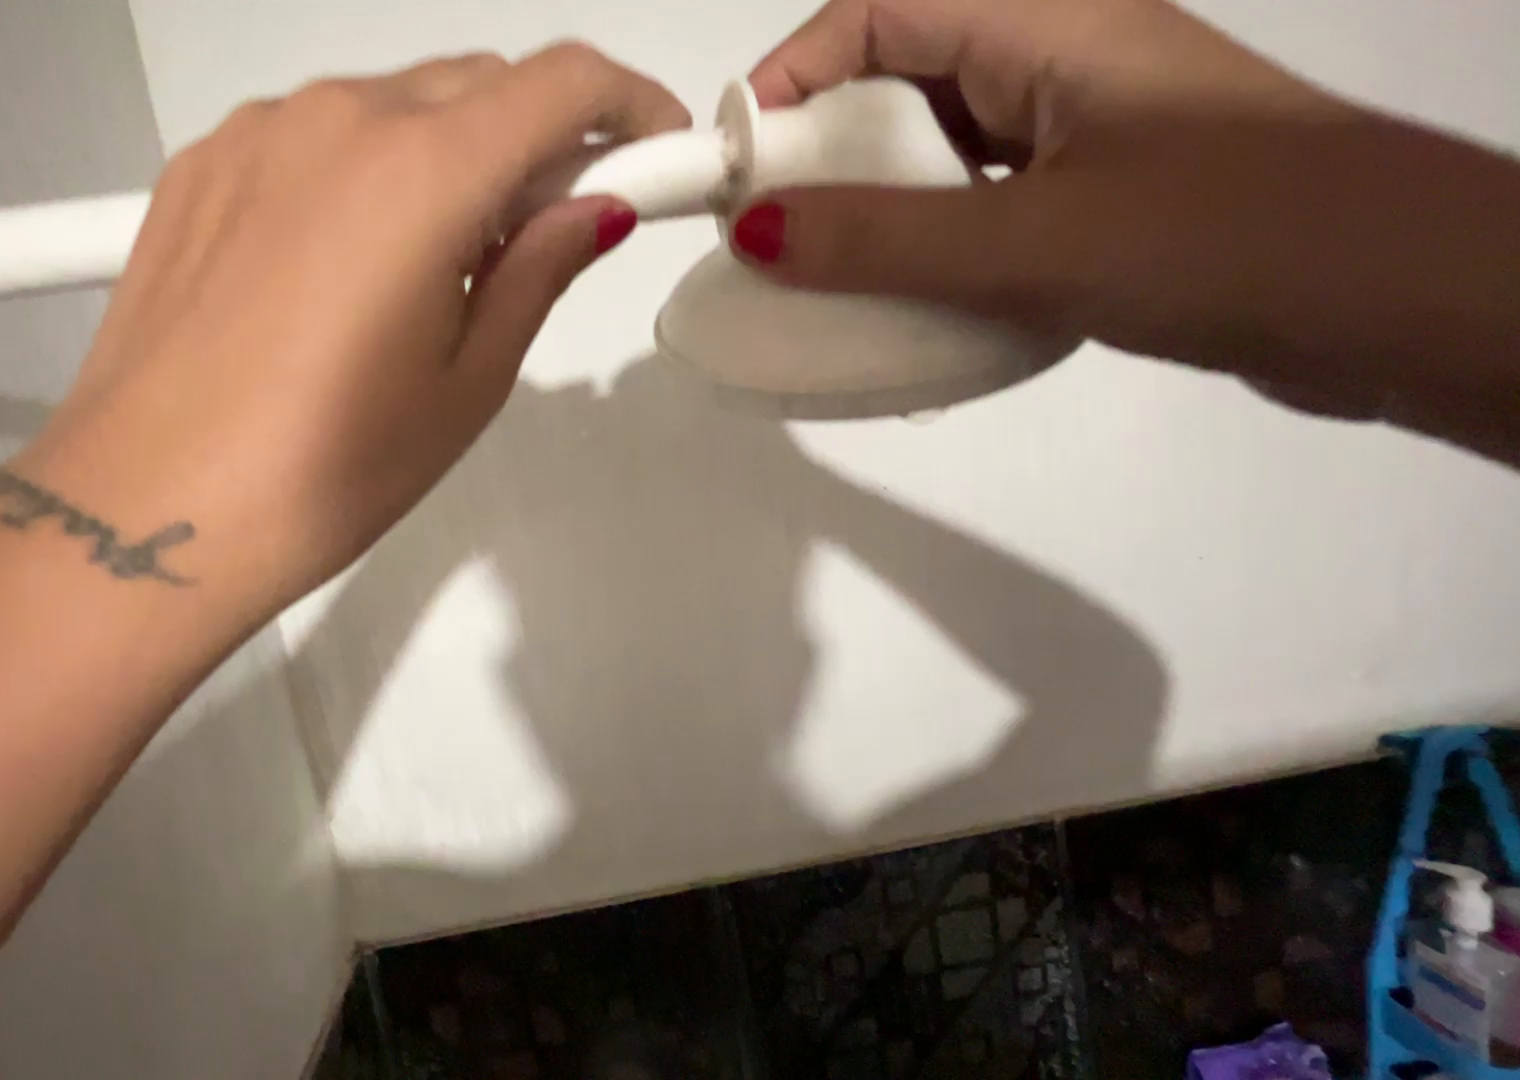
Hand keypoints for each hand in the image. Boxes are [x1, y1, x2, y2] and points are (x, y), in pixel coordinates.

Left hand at [19, 45, 688, 613]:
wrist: (154, 510)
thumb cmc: (328, 471)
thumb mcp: (468, 384)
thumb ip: (537, 273)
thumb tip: (594, 208)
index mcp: (419, 175)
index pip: (561, 85)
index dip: (632, 105)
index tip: (659, 148)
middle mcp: (336, 121)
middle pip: (480, 85)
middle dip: (542, 139)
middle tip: (557, 227)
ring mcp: (258, 135)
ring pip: (398, 107)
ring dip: (455, 156)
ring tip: (450, 265)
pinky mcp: (204, 167)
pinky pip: (321, 137)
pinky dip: (374, 171)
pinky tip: (362, 262)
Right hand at [735, 0, 1519, 452]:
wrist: (1403, 306)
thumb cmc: (1223, 246)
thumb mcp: (1028, 244)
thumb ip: (882, 241)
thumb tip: (753, 230)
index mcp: (1051, 27)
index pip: (884, 9)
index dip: (794, 68)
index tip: (735, 153)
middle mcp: (1061, 63)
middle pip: (904, 74)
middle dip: (820, 140)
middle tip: (765, 220)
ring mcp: (1081, 133)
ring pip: (940, 144)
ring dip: (871, 195)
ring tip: (815, 260)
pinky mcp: (1095, 197)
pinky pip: (977, 200)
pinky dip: (923, 237)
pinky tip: (899, 290)